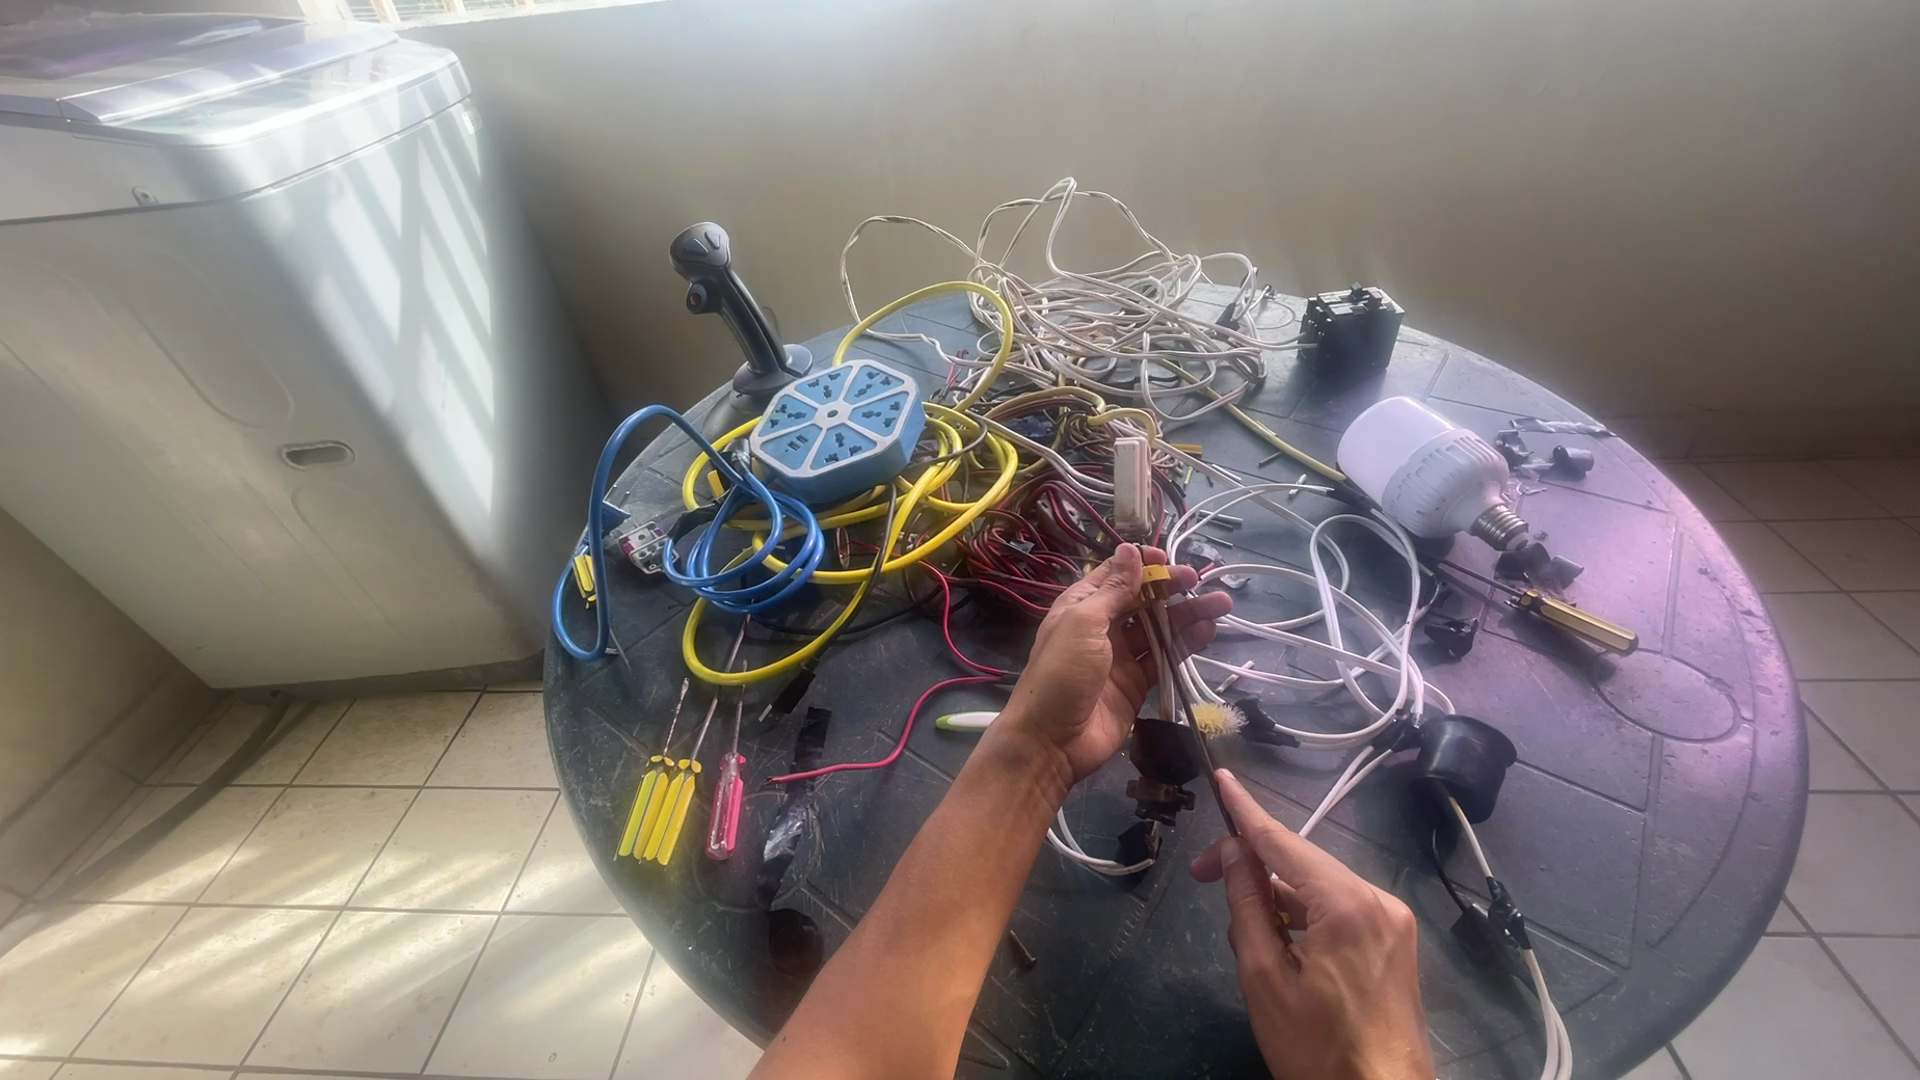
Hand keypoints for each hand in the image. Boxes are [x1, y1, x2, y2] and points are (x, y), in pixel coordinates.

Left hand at [996, 544, 1231, 787]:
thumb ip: (1112, 591)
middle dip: (1170, 588)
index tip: (1166, 558)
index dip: (1140, 564)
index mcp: (1081, 606)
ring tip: (1221, 604)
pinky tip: (1207, 631)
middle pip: (1142, 600)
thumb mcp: (1083, 623)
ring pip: (1159, 628)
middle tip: (1199, 580)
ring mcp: (1121, 656)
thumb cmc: (1061, 673)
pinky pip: (1164, 658)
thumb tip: (1129, 550)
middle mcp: (1102, 627)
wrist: (1052, 740)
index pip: (1115, 576)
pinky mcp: (1137, 683)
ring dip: (1187, 615)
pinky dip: (1185, 644)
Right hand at [1190, 770, 1432, 1079]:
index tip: (1221, 777)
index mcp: (1347, 905)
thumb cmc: (1317, 1049)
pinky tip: (1277, 938)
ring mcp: (1392, 922)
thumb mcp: (1264, 976)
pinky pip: (1337, 907)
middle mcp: (1378, 901)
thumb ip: (1246, 903)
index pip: (1282, 842)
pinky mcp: (1394, 942)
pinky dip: (1302, 912)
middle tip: (1201, 875)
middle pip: (1299, 862)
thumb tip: (1234, 851)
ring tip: (1241, 927)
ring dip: (1275, 893)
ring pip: (1316, 886)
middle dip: (1250, 862)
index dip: (1245, 810)